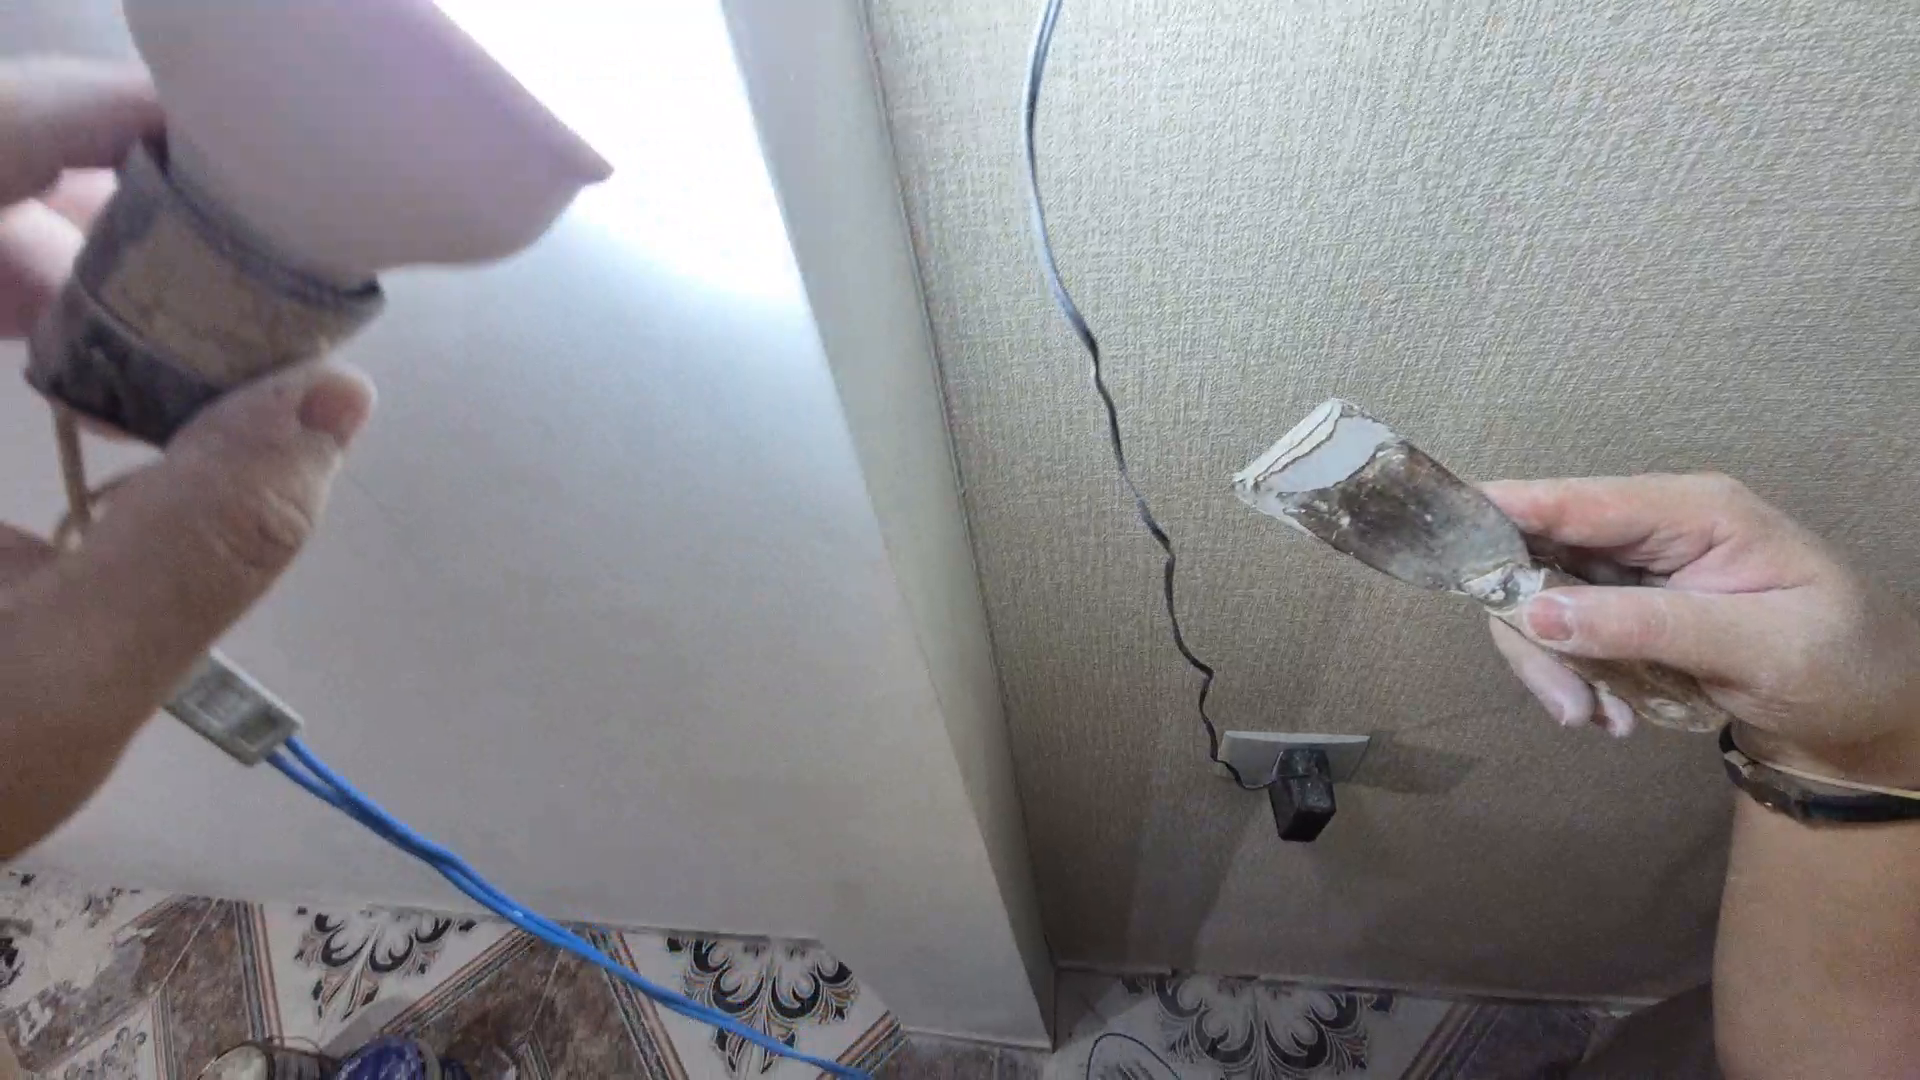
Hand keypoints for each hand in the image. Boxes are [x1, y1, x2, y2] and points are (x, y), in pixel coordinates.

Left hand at [0, 60, 374, 855]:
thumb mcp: (56, 690)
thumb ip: (204, 549)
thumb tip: (338, 404)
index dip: (52, 123)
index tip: (194, 138)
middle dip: (79, 231)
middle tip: (207, 307)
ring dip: (55, 284)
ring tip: (157, 367)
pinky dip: (21, 324)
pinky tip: (84, 396)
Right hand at [1483, 473, 1919, 782]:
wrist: (1862, 713)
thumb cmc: (1841, 666)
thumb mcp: (1762, 648)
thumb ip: (1646, 624)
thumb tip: (1531, 611)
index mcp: (1686, 510)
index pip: (1568, 501)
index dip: (1494, 512)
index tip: (1434, 539)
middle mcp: (1637, 527)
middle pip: (1530, 556)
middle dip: (1531, 629)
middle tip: (1563, 700)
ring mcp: (1615, 565)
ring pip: (1527, 599)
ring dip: (1548, 664)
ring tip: (1594, 718)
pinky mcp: (1601, 600)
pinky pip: (1547, 630)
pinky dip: (1562, 675)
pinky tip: (1603, 711)